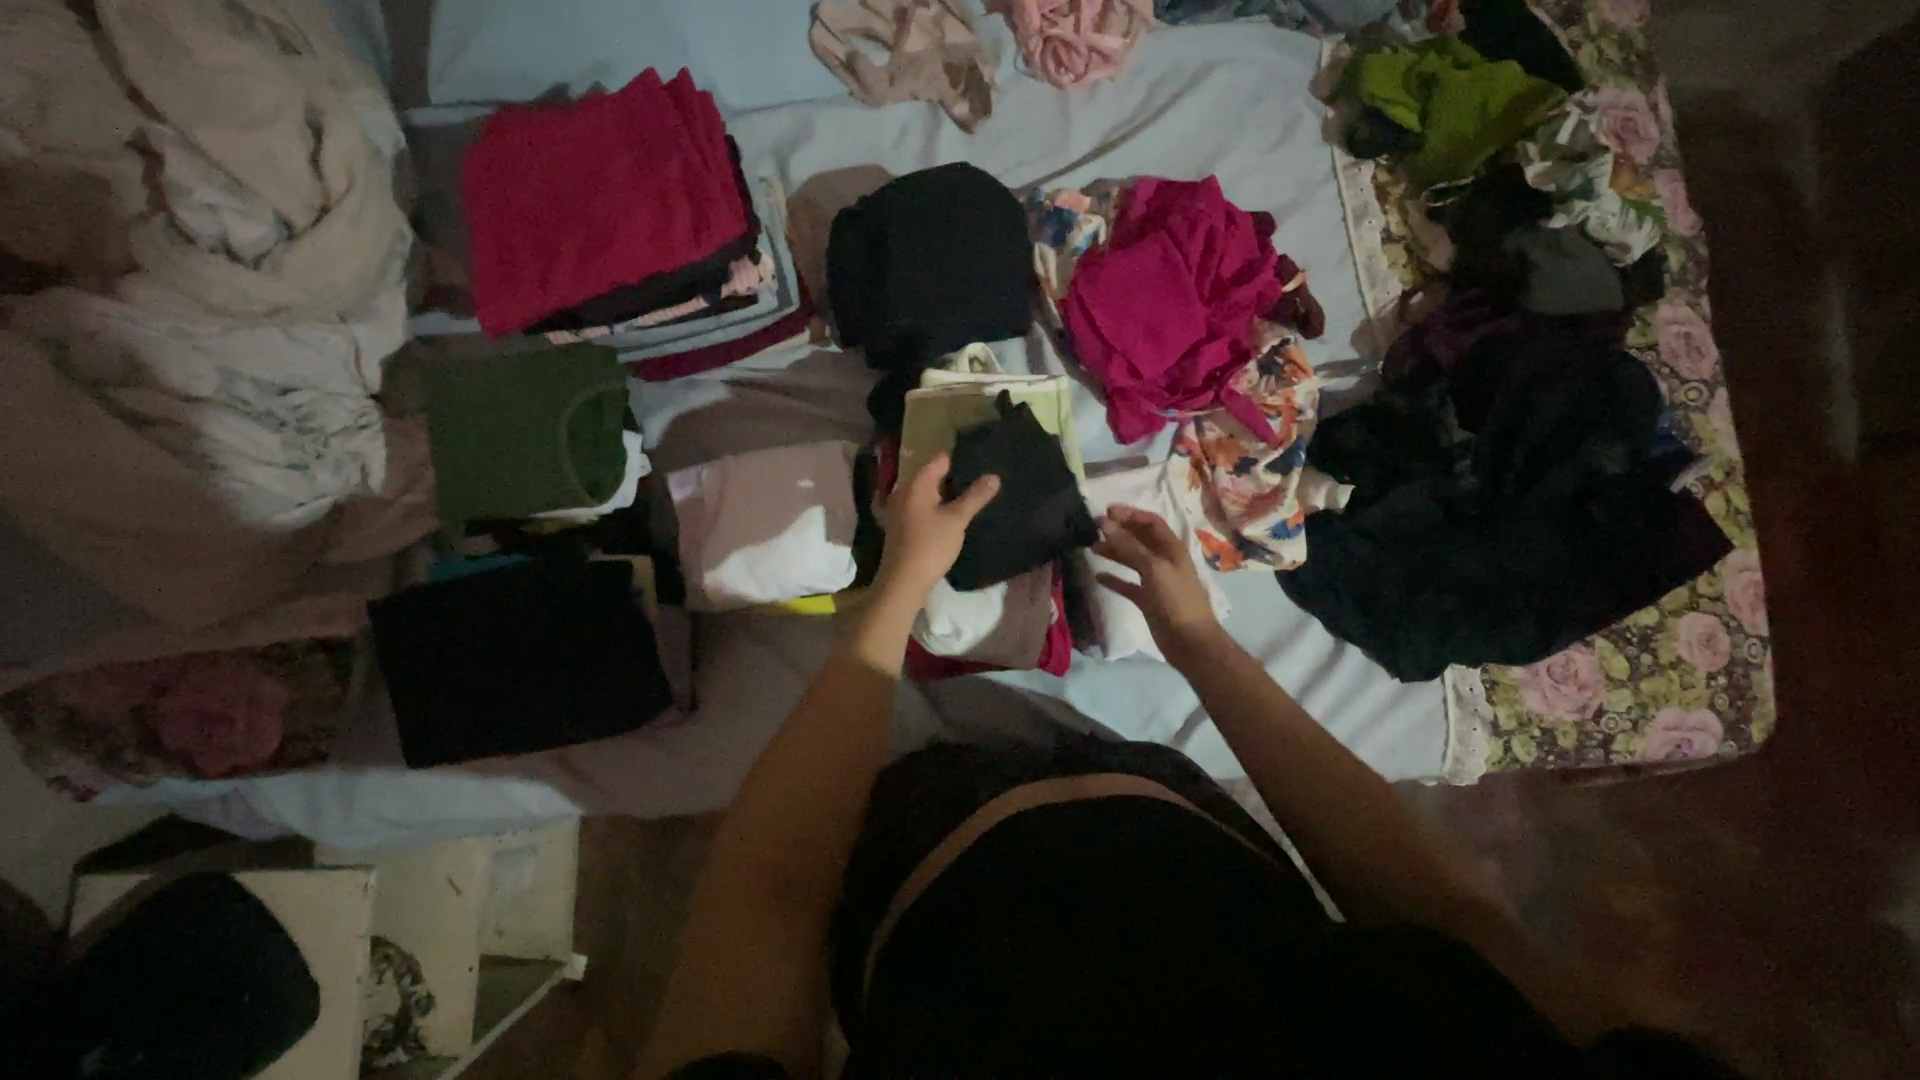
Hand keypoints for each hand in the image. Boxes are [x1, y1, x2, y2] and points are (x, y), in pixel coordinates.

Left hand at [875, 453, 999, 603]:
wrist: (903, 581)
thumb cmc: (930, 545)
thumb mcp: (957, 519)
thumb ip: (975, 496)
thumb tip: (994, 476)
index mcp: (915, 484)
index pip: (938, 460)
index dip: (958, 459)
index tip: (978, 461)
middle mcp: (902, 492)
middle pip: (929, 476)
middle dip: (951, 477)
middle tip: (977, 479)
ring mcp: (897, 510)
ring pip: (924, 494)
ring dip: (942, 494)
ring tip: (966, 498)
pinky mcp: (898, 527)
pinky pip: (918, 508)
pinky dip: (933, 508)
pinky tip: (947, 516)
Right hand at [1094, 504, 1226, 663]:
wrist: (1189, 641)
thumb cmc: (1176, 600)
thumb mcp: (1153, 567)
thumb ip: (1129, 545)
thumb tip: (1105, 522)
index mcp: (1172, 549)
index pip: (1151, 522)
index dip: (1131, 514)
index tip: (1107, 511)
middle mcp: (1164, 561)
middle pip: (1140, 539)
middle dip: (1119, 531)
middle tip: (1094, 527)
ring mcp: (1156, 581)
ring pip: (1132, 560)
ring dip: (1114, 552)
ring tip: (1092, 547)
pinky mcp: (1147, 600)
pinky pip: (1128, 584)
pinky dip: (1114, 579)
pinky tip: (1098, 576)